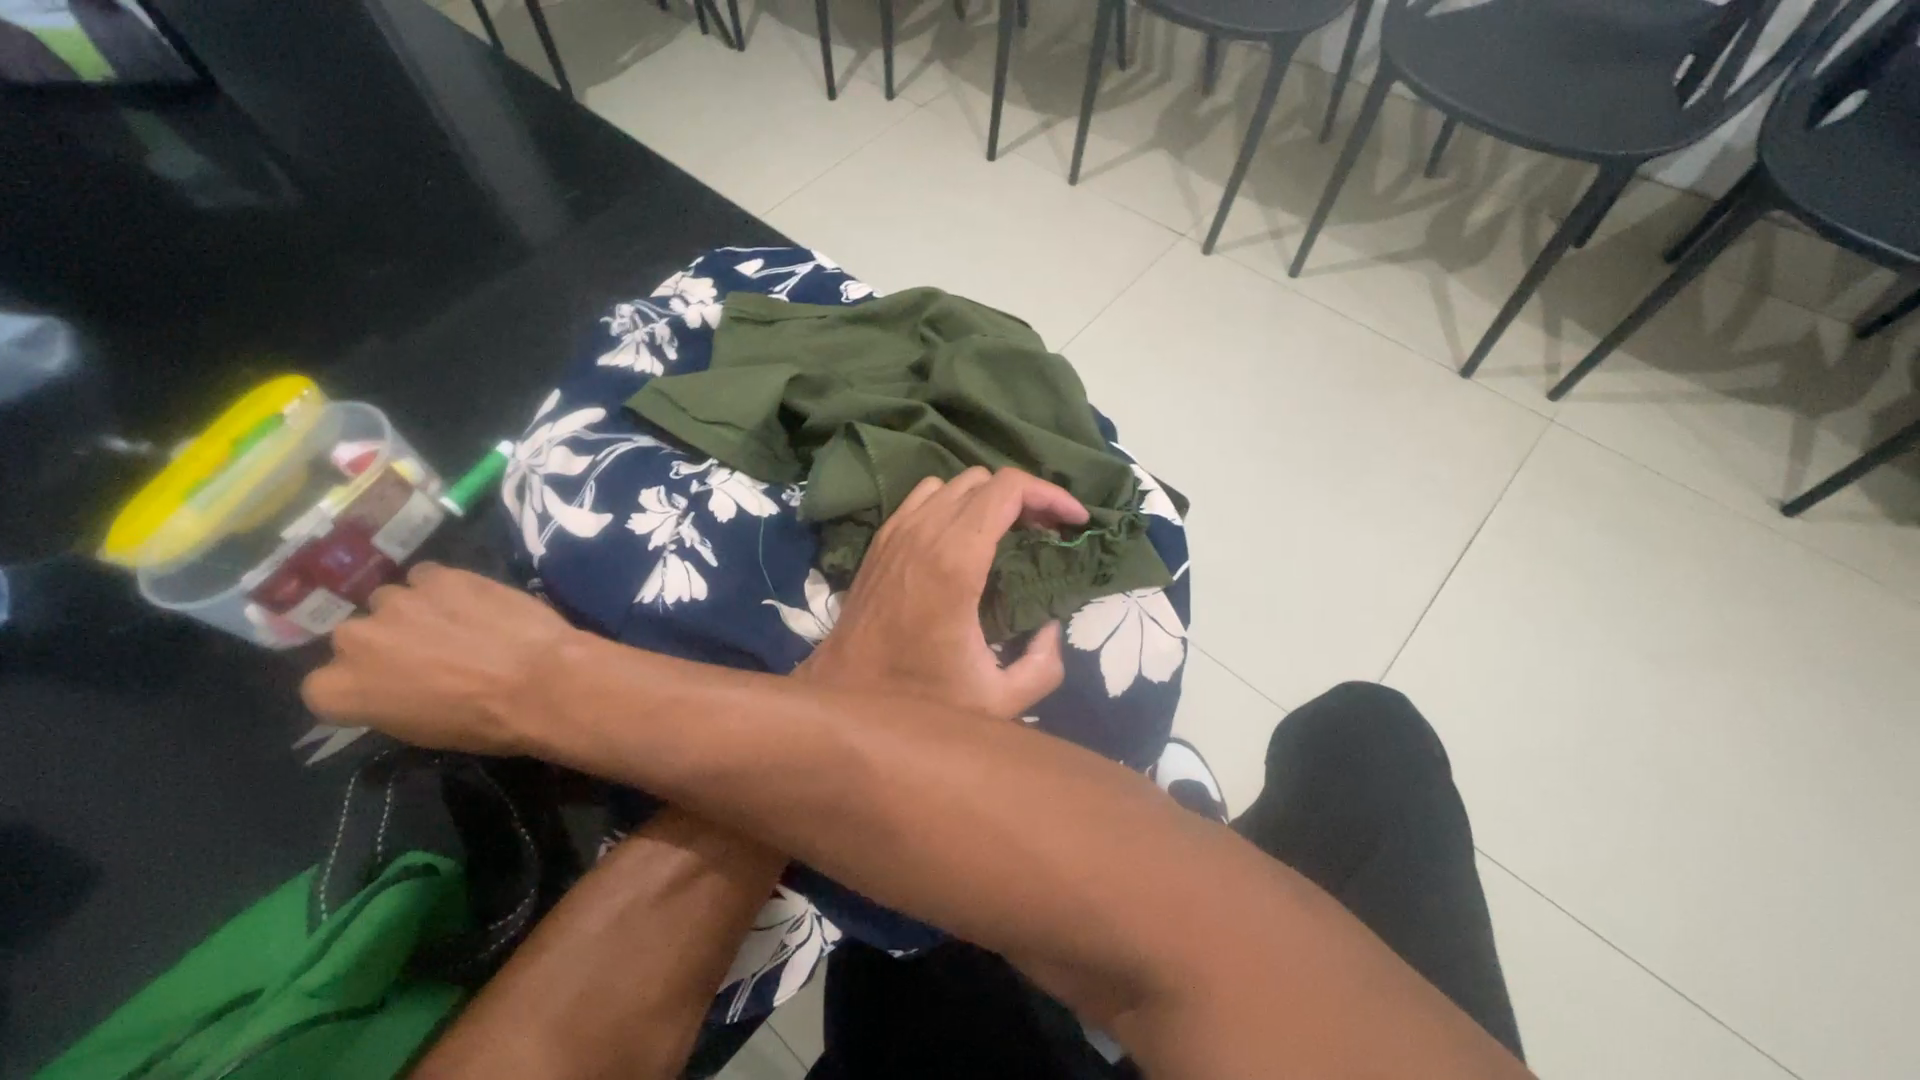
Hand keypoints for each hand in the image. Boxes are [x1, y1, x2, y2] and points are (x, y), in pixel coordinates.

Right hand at [300, 563, 580, 755]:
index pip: (325, 684)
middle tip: (430, 656)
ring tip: (458, 627)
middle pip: (358, 638)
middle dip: (387, 645)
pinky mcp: (438, 576)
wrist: (541, 681)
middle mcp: (354, 640)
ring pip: (392, 602)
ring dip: (416, 613)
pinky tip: (475, 603)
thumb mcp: (422, 731)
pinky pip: (428, 577)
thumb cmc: (485, 722)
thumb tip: (393, 685)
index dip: (362, 685)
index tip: (390, 689)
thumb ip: (386, 701)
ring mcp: (396, 601)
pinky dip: (446, 588)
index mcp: (338, 689)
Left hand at [800, 467, 1088, 718]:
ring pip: (954, 483)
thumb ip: (1043, 665)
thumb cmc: (919, 699)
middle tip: (1051, 531)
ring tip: (1014, 530)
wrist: (844, 697)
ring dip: (990, 498)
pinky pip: (924, 496)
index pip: (1009, 489)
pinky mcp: (882, 539)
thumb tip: (1053, 629)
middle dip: (1028, 496)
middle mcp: (925, 532)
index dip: (1051, 494)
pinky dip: (955, 502)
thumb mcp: (999, 700)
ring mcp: (898, 531)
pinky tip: (968, 534)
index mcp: (956, 560)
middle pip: (987, 480)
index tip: (1076, 520)